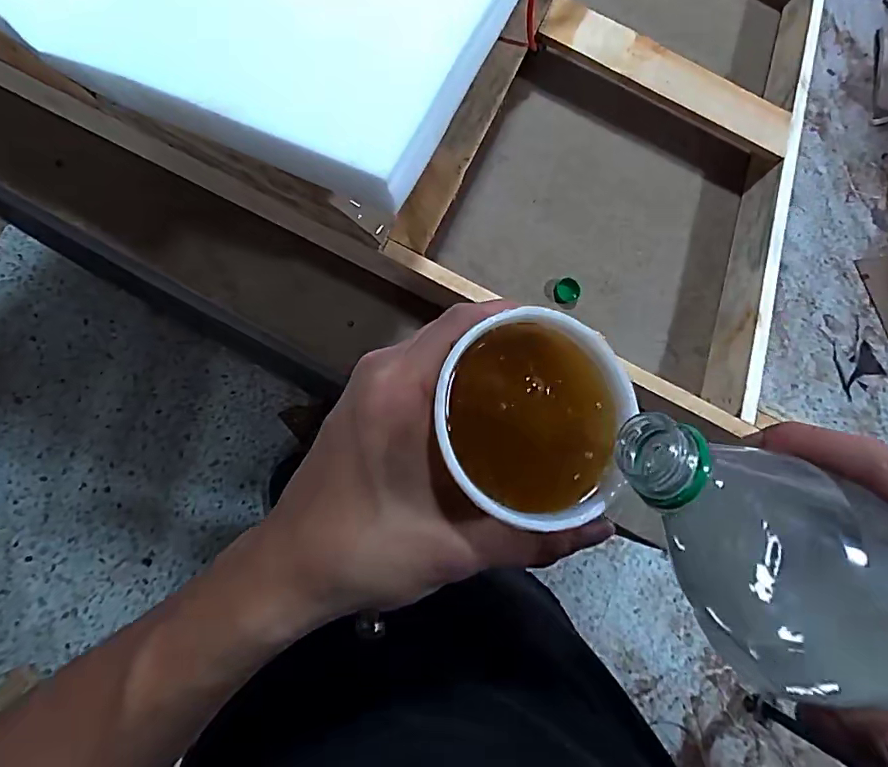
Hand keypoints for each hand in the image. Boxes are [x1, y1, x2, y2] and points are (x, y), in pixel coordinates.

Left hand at [253, 301, 613, 620]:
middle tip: (555, 366)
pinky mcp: (362, 398)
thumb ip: (531, 538)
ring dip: (479, 354)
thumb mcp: (454, 550)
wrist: (288, 570)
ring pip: (435, 346)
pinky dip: (454, 370)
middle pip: (453, 328)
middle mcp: (382, 369)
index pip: (464, 322)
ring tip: (528, 382)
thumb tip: (600, 527)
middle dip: (506, 337)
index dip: (515, 318)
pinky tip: (483, 404)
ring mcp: (367, 381)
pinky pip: (419, 364)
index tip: (559, 338)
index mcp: (400, 386)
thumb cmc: (366, 552)